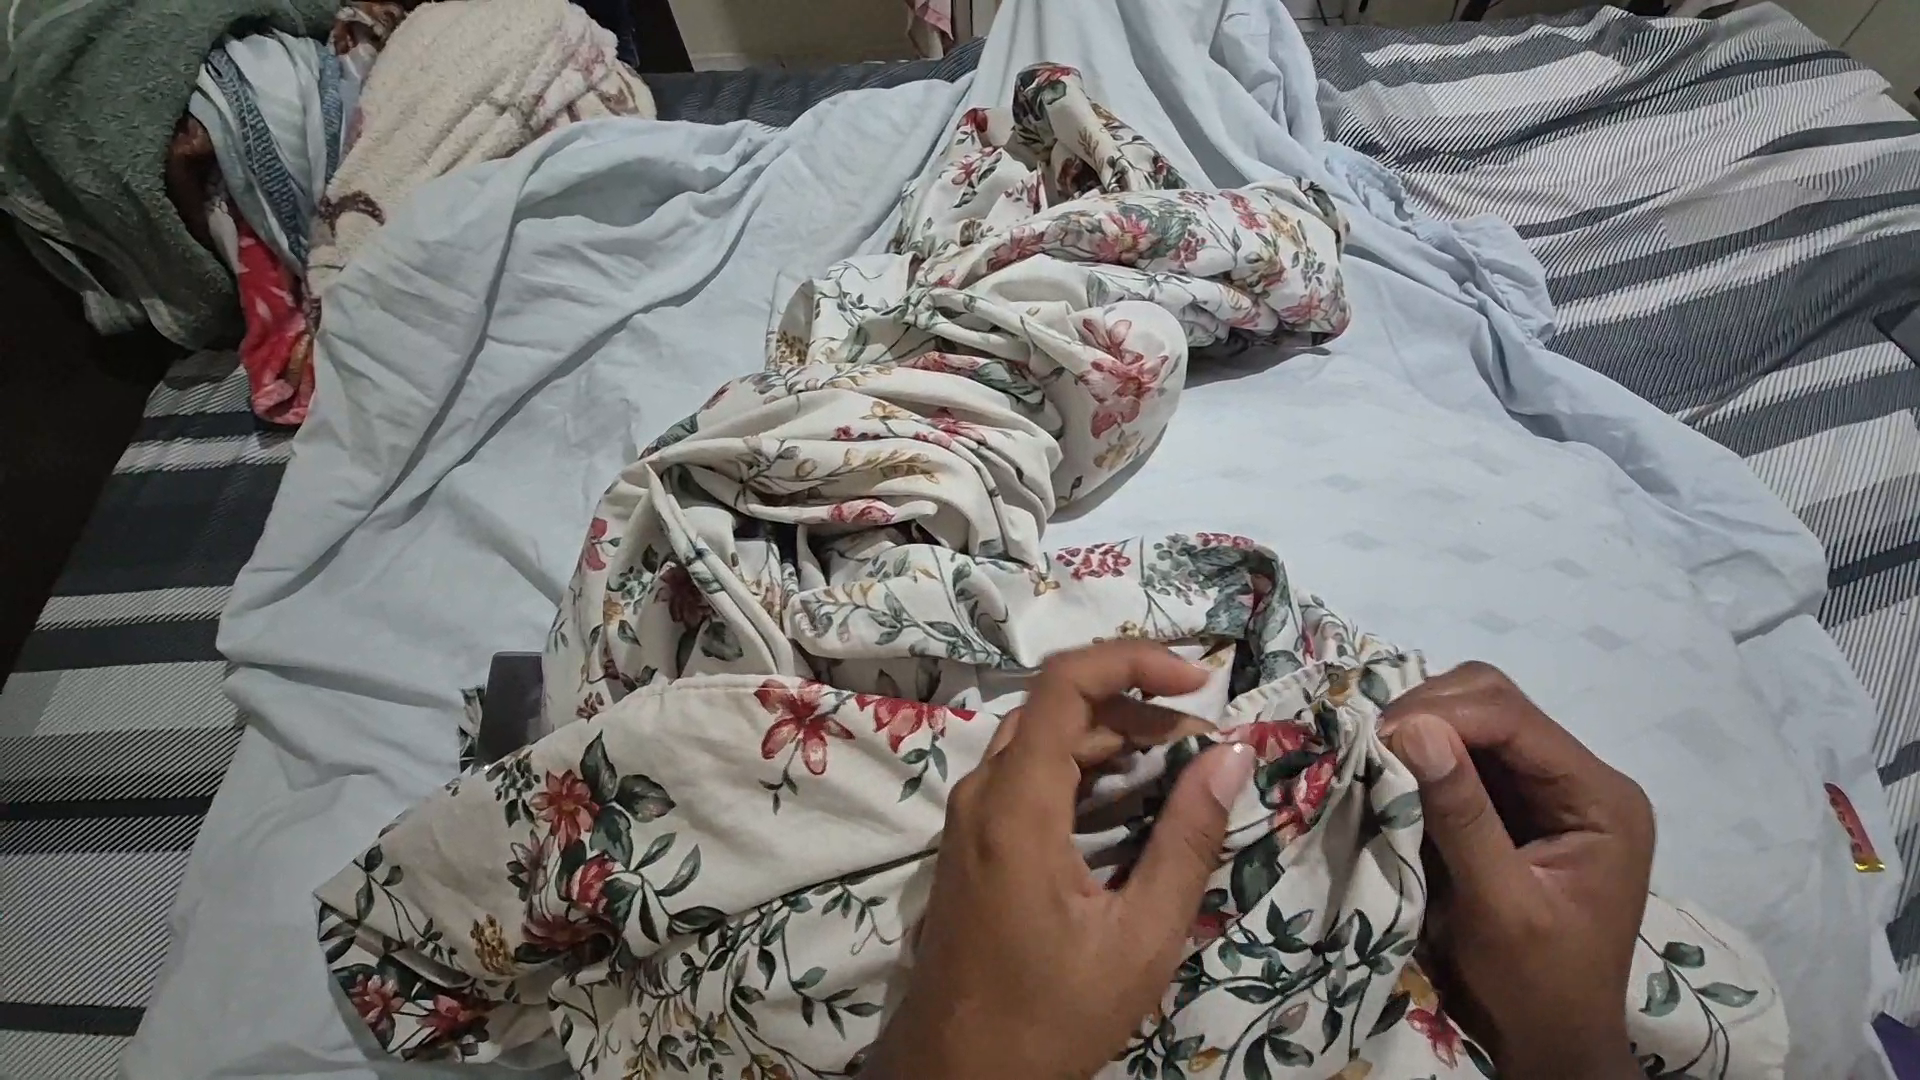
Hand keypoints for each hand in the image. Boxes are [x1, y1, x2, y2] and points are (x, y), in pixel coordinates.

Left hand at [862, 641, 1256, 1079]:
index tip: (1197, 680)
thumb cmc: (1050, 1014)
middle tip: (1205, 741)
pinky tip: (1132, 798)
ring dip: (1114, 736)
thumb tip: (1233, 755)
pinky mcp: (976, 831)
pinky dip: (1085, 767)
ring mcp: (973, 808)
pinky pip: (1032, 771)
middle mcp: (985, 788)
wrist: (957, 1072)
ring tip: (1181, 764)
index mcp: (1016, 802)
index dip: (1132, 660)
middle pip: (1059, 706)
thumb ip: (1187, 839)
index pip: (1064, 682)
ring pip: (1045, 736)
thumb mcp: (1139, 938)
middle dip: (1138, 706)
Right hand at [1381, 662, 1654, 1079]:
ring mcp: (1540, 783)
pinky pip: (1455, 743)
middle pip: (1493, 697)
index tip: (1380, 740)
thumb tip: (1413, 730)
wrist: (1543, 1037)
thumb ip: (1462, 815)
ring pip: (1469, 710)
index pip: (1514, 718)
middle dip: (1427, 709)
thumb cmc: (1533, 983)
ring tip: (1378, 755)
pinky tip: (1390, 764)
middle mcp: (1576, 776)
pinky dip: (1416, 744)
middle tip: (1374, 746)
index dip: (1442, 714)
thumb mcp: (1499, 904)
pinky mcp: (1504, 794)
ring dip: (1417, 722)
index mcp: (1599, 799)